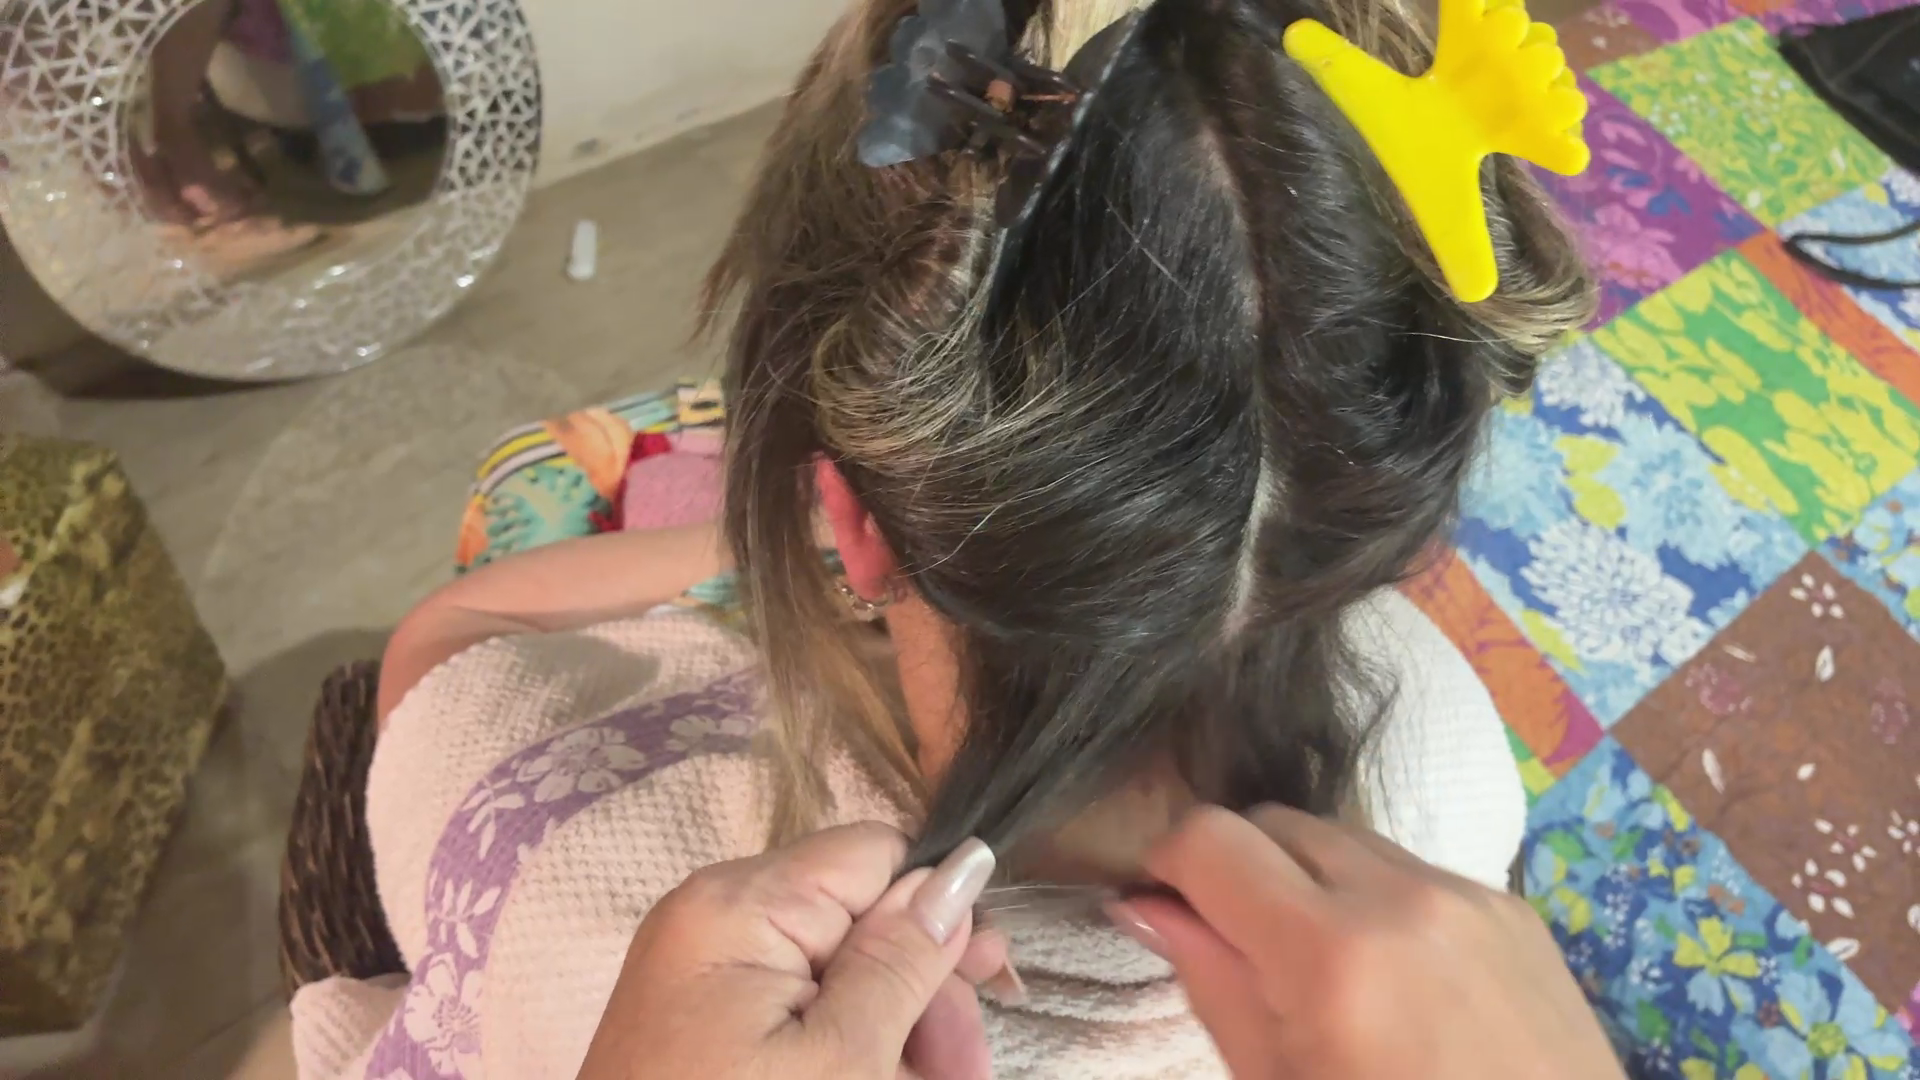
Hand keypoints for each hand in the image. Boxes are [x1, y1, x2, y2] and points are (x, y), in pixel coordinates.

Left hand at [576, 823, 1003, 1079]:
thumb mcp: (842, 1062)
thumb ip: (903, 955)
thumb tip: (966, 860)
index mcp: (740, 903)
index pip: (873, 852)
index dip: (935, 907)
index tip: (989, 975)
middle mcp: (718, 912)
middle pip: (860, 913)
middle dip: (923, 983)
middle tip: (970, 1066)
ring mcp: (707, 964)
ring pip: (839, 963)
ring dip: (897, 1022)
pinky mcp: (706, 1010)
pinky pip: (802, 1001)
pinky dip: (850, 1040)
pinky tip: (888, 1075)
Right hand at [1117, 805, 1623, 1079]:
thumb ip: (1208, 980)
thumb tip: (1141, 901)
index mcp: (1332, 958)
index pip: (1208, 836)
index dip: (1169, 860)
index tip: (1167, 903)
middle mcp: (1401, 897)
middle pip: (1269, 819)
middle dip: (1235, 865)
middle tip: (1241, 941)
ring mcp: (1466, 894)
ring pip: (1333, 833)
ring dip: (1301, 875)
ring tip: (1323, 961)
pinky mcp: (1511, 906)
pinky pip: (1400, 864)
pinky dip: (1367, 895)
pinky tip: (1393, 971)